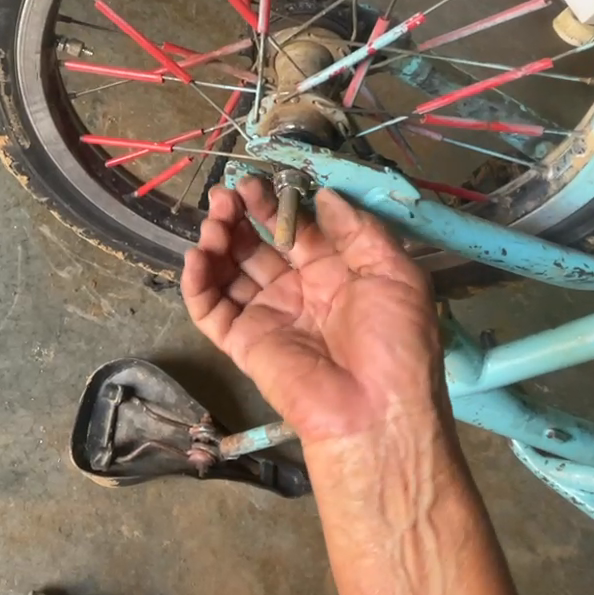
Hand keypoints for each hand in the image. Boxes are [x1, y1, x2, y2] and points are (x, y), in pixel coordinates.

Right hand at [181, 178, 444, 442]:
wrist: (374, 412)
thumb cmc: (394, 342)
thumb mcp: (396, 274)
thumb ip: (359, 230)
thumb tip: (324, 195)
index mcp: (333, 274)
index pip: (294, 231)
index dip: (274, 205)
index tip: (256, 182)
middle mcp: (296, 291)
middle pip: (256, 246)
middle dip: (238, 216)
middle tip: (225, 194)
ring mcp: (266, 316)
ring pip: (229, 271)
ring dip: (216, 241)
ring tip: (213, 221)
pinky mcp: (241, 341)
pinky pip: (210, 308)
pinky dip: (197, 282)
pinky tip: (197, 257)